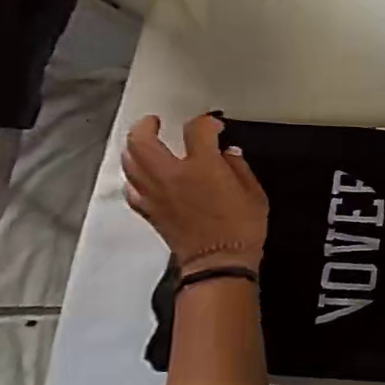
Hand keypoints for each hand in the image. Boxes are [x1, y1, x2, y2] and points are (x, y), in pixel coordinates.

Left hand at [122, 113, 268, 272]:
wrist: (220, 262)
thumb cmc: (242, 229)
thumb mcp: (254, 194)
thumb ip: (239, 168)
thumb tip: (229, 154)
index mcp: (202, 166)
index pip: (197, 129)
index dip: (207, 122)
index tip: (214, 125)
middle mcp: (171, 175)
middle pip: (142, 140)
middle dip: (147, 126)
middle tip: (154, 122)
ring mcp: (155, 194)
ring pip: (129, 162)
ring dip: (134, 148)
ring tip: (143, 145)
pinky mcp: (149, 211)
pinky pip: (131, 189)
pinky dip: (134, 179)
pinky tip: (140, 178)